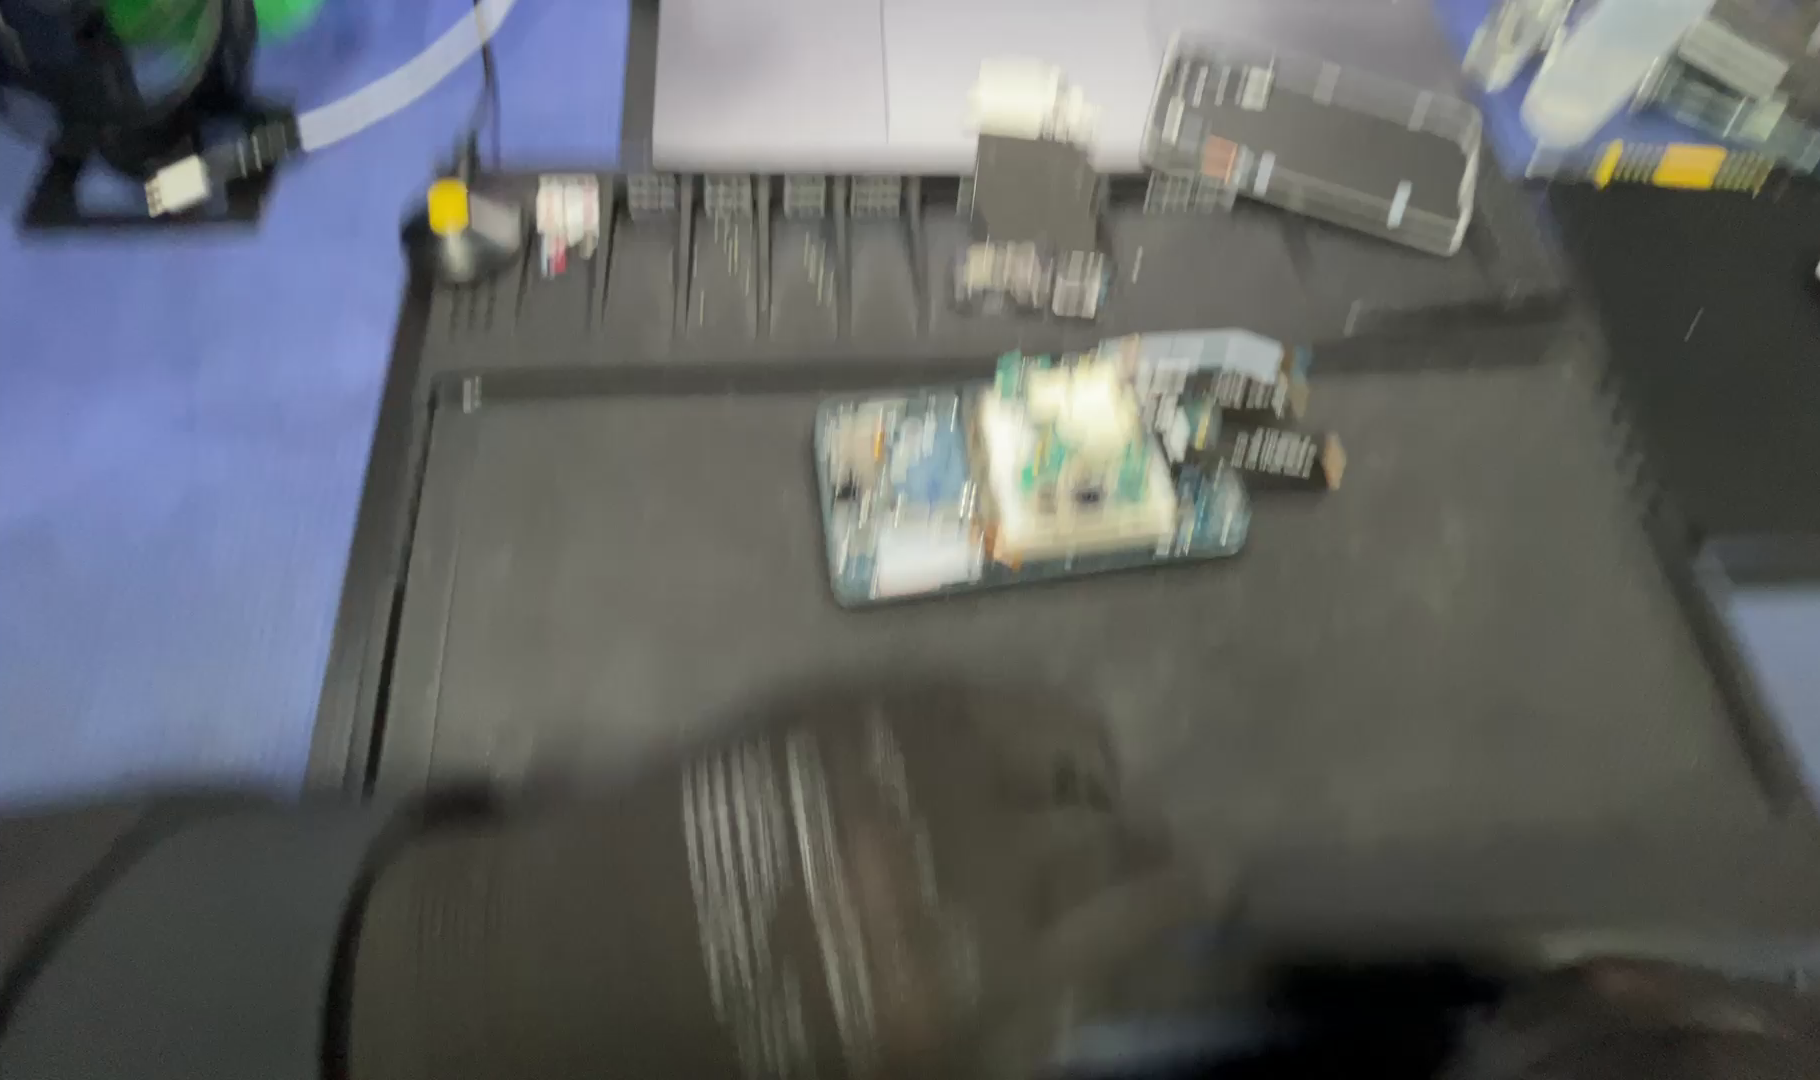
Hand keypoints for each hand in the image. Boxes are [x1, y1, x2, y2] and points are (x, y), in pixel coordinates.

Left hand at [348, 676, 1209, 1079]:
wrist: (604, 940)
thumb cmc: (758, 1030)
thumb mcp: (907, 1067)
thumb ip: (1024, 1016)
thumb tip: (1105, 953)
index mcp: (977, 978)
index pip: (1138, 914)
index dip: (1189, 890)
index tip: (1215, 872)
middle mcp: (963, 858)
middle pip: (1112, 827)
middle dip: (1146, 836)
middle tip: (1149, 838)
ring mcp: (915, 761)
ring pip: (1069, 737)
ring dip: (1092, 771)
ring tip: (1080, 789)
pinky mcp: (869, 702)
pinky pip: (994, 696)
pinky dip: (1029, 726)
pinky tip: (1013, 750)